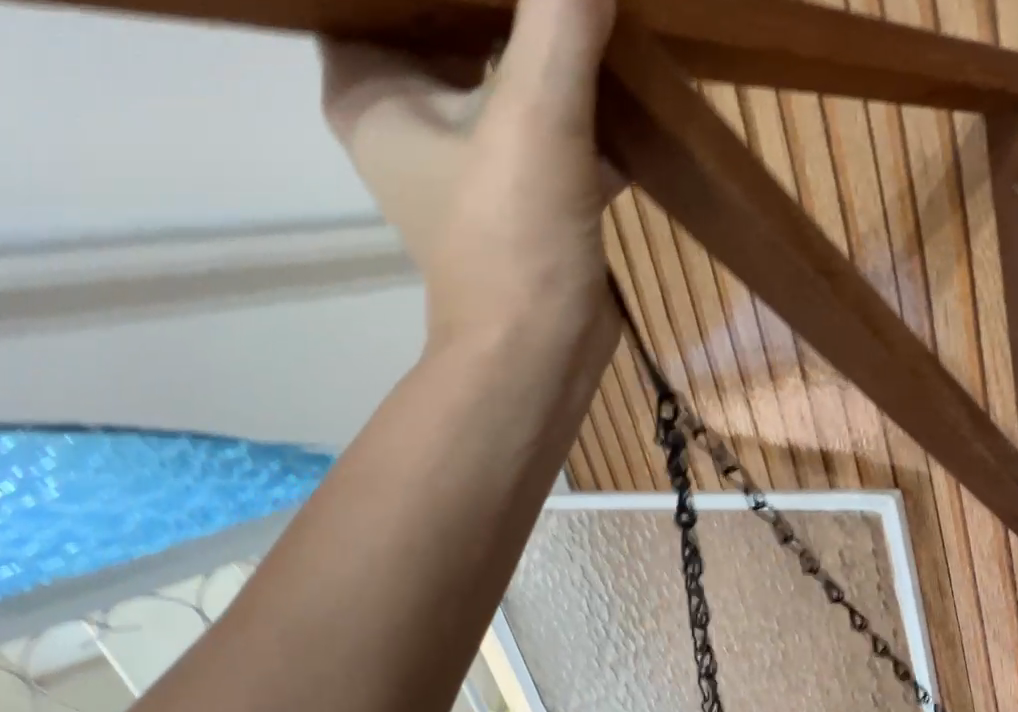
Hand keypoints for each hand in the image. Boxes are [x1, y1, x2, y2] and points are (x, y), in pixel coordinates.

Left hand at [319, 0, 621, 355]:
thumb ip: (557, 29)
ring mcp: (472, 160)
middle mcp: (410, 117)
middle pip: (449, 25)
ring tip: (590, 7)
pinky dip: (587, 109)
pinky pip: (554, 129)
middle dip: (501, 2)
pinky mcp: (528, 194)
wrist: (544, 352)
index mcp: (370, 89)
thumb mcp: (535, 120)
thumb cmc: (512, 240)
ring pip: (507, 78)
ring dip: (550, 50)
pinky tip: (628, 81)